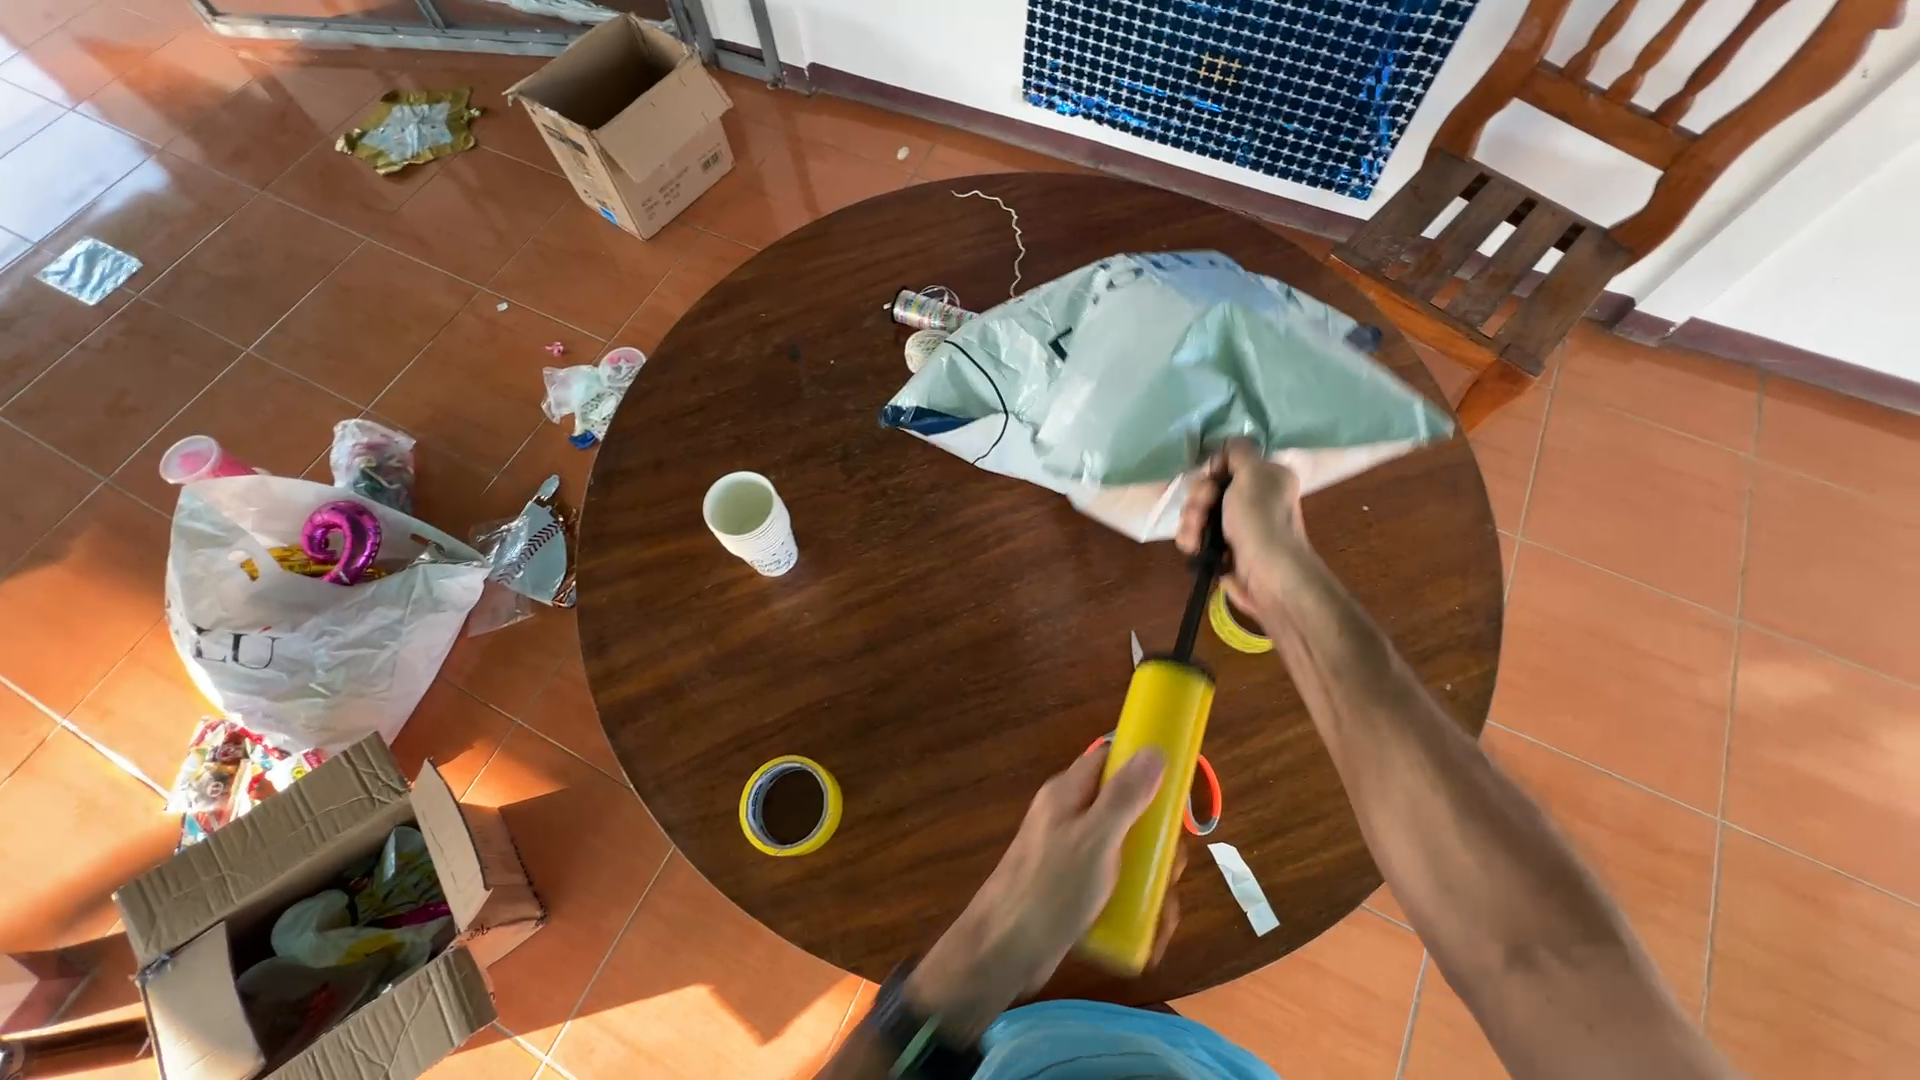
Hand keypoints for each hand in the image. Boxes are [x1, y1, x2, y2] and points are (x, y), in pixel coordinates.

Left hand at [905, 746, 1176, 1039]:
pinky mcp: (1077, 892)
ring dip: (1153, 885)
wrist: (1002, 952)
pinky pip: (1117, 889)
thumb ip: (1124, 796)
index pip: (1110, 761)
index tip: (1176, 799)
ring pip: (1129, 856)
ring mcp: (1074, 857)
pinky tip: (1149, 935)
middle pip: (1129, 813)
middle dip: (1158, 845)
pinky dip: (1137, 908)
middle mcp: (1072, 819)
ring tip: (1161, 918)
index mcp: (1069, 794)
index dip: (1145, 770)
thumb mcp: (1094, 838)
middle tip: (1170, 873)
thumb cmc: (1050, 887)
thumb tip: (1154, 750)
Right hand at [1177, 437, 1307, 622]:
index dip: (1214, 469)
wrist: (1266, 575)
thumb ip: (1239, 451)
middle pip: (1208, 487)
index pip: (1228, 462)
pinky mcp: (1220, 549)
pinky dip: (1190, 538)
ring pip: (1197, 512)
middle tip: (1203, 509)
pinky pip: (1195, 534)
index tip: (1213, 478)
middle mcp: (1251, 499)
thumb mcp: (1253, 473)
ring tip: (1196, 533)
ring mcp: (1234, 525)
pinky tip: (1193, 546)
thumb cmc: (1261, 519)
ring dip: (1190, 520)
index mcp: (1265, 477)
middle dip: (1198, 498)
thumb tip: (1229, 446)